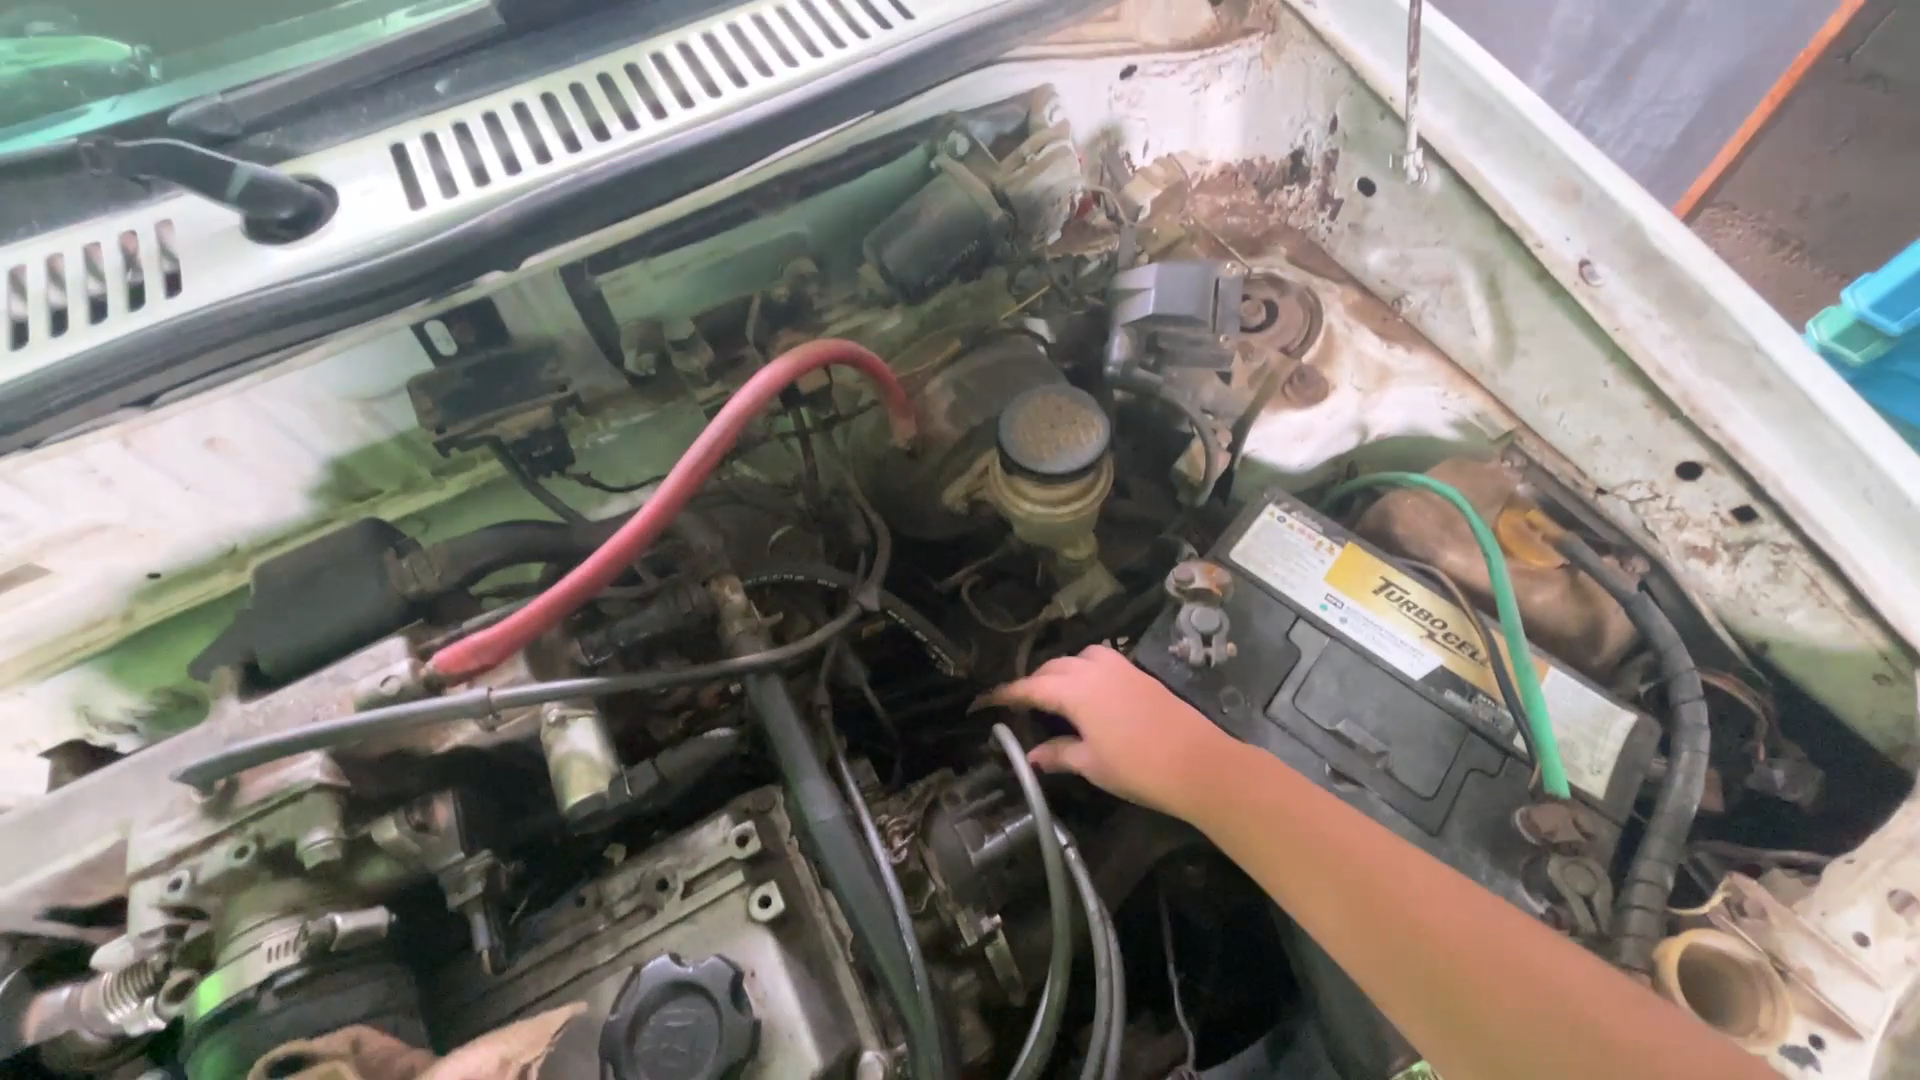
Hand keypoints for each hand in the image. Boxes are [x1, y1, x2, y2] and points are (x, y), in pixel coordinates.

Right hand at [987, 644, 1240, 815]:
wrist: (1199, 764)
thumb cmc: (1138, 768)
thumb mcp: (1092, 765)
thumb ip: (1059, 754)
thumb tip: (1032, 756)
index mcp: (1077, 691)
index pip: (1031, 687)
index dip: (1007, 694)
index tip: (986, 700)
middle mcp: (1095, 670)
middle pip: (1054, 667)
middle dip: (1034, 682)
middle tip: (1021, 704)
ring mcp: (1121, 669)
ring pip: (1080, 657)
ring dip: (1062, 670)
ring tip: (1056, 694)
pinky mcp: (1140, 675)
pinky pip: (1103, 661)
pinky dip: (1086, 669)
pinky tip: (1089, 693)